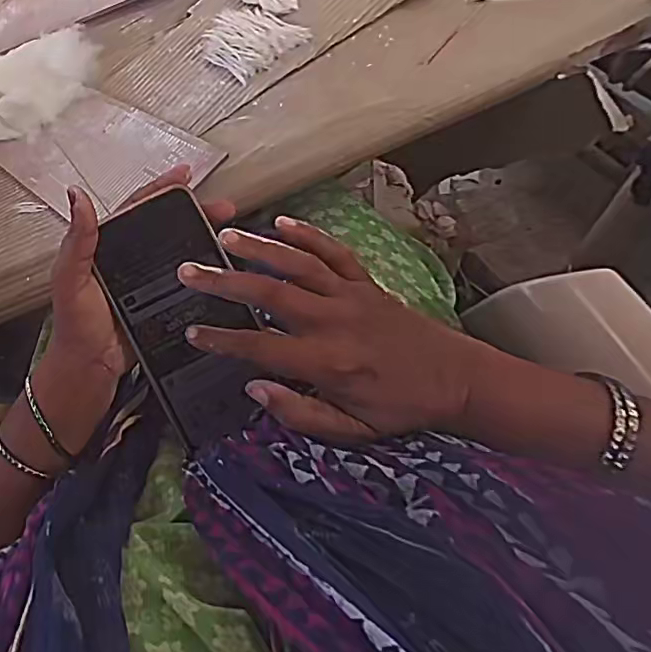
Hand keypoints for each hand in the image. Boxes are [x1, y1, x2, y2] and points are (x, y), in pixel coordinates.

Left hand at [23, 168, 232, 456]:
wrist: (90, 368)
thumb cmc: (75, 325)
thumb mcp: (71, 278)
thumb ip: (78, 239)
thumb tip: (75, 195)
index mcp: (105, 246)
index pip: (136, 209)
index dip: (159, 190)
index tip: (184, 176)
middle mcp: (126, 258)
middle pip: (163, 225)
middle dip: (193, 210)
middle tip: (222, 205)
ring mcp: (145, 279)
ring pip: (177, 248)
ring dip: (201, 235)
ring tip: (229, 227)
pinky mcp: (159, 301)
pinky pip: (185, 277)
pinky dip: (203, 267)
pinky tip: (222, 263)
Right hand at [178, 215, 504, 443]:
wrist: (460, 380)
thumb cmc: (399, 406)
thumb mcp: (352, 429)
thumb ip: (300, 413)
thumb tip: (255, 389)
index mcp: (327, 361)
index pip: (260, 347)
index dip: (221, 340)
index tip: (192, 333)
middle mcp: (333, 322)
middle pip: (269, 293)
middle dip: (224, 281)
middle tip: (190, 271)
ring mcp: (350, 296)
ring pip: (297, 265)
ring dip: (258, 247)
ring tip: (224, 235)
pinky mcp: (365, 283)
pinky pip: (333, 252)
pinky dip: (307, 235)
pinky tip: (280, 222)